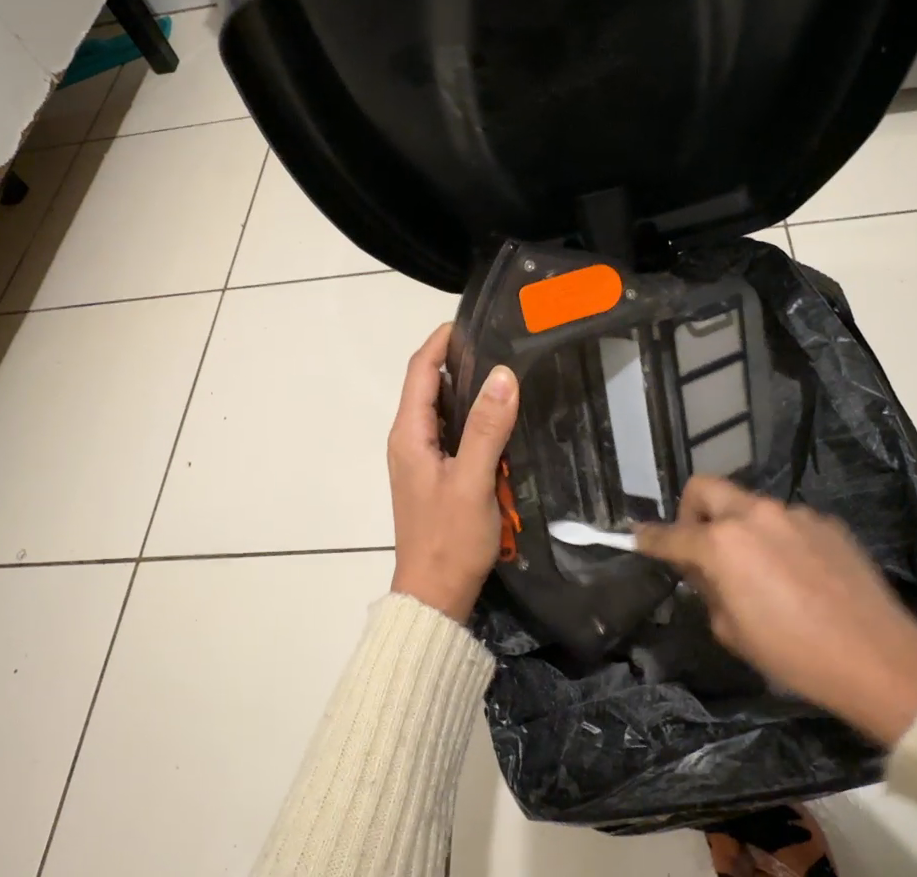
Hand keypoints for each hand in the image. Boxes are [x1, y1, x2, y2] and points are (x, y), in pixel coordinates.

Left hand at [387, 323, 518, 621]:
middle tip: (503, 344)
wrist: (435, 595)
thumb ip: (487, 428)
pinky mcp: (435, 476)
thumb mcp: (473, 480)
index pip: (419, 370)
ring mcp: (420, 459)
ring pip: (443, 410)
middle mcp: (409, 440)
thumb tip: (502, 373)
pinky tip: (502, 420)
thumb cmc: (450, 538)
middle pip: (429, 386)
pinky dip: (473, 419)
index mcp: (409, 434)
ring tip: (507, 373)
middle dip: (459, 361)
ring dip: (468, 391)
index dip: (441, 341)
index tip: (473, 321)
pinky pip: (452, 434)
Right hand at [637, 476, 916, 744]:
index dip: (649, 539)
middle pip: (704, 488)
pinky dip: (779, 539)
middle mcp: (754, 515)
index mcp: (721, 544)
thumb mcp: (732, 633)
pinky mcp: (827, 522)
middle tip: (700, 546)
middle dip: (691, 511)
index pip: (670, 535)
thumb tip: (706, 574)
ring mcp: (794, 514)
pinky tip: (799, 575)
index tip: (638, 539)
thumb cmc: (794, 654)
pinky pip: (787, 522)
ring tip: (759, 569)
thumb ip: (710, 591)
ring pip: (750, 506)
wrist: (878, 657)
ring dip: (740, 528)